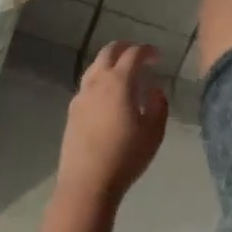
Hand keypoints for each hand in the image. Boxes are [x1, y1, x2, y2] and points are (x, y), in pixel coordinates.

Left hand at [57, 42, 168, 202]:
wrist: (87, 183)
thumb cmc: (125, 157)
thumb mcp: (153, 133)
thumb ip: (158, 105)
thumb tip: (154, 89)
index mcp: (118, 82)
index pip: (133, 54)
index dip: (147, 51)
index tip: (158, 56)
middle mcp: (97, 82)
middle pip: (109, 52)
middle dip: (125, 48)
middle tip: (139, 55)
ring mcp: (81, 95)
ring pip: (95, 66)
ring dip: (110, 62)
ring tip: (123, 74)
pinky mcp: (72, 111)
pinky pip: (87, 84)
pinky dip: (100, 79)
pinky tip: (107, 96)